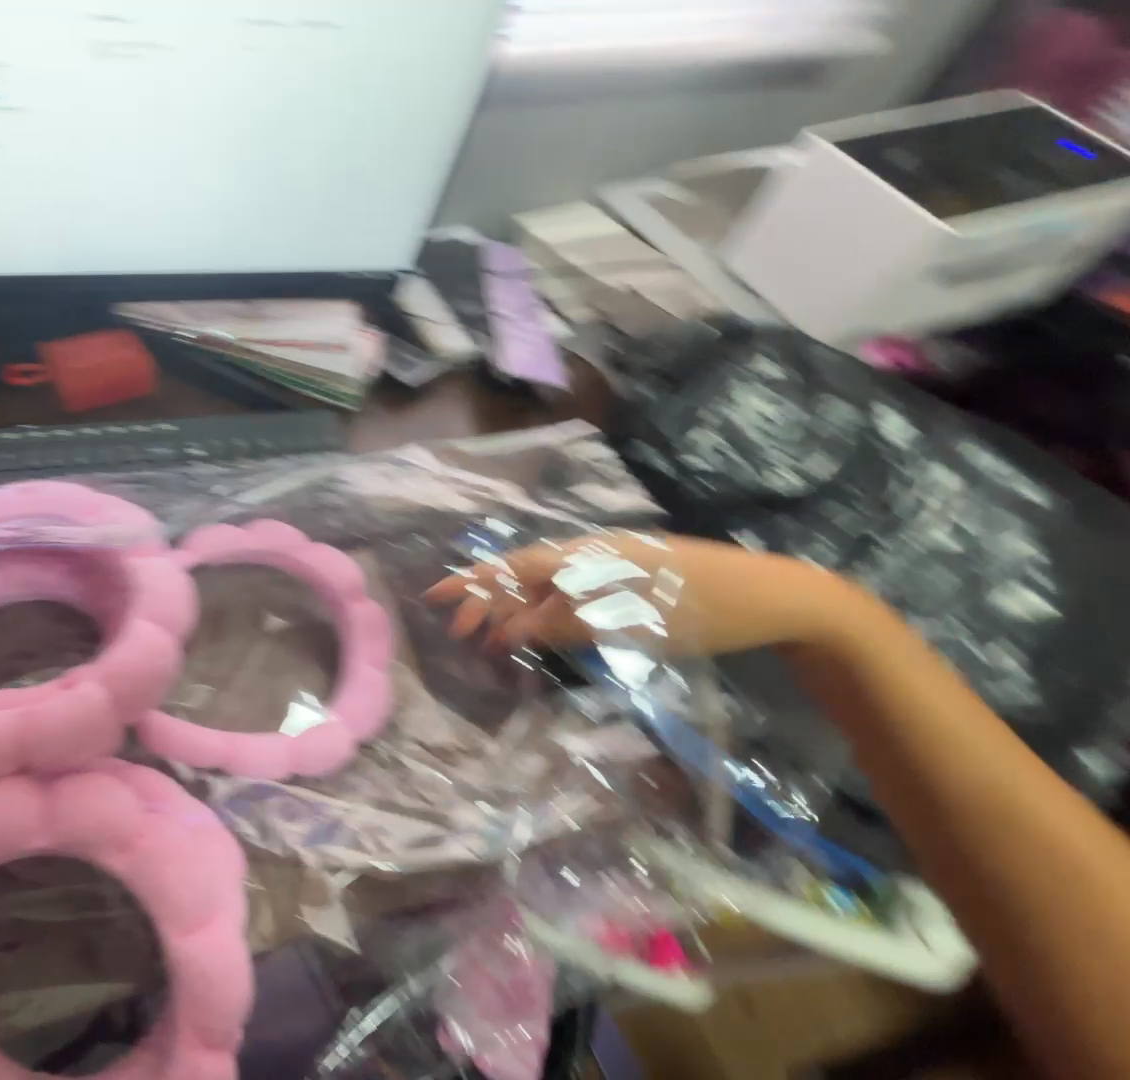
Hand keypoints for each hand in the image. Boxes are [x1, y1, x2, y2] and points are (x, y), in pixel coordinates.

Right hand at [423, 532, 851, 656]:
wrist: (779, 599)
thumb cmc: (703, 610)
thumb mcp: (630, 622)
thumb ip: (565, 624)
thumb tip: (507, 632)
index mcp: (588, 555)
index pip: (514, 566)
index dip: (472, 584)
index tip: (434, 601)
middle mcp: (591, 554)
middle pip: (522, 574)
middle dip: (485, 601)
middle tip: (455, 632)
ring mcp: (610, 567)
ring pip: (545, 587)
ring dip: (514, 611)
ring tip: (488, 641)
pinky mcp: (628, 583)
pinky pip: (570, 595)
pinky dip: (545, 614)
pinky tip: (536, 633)